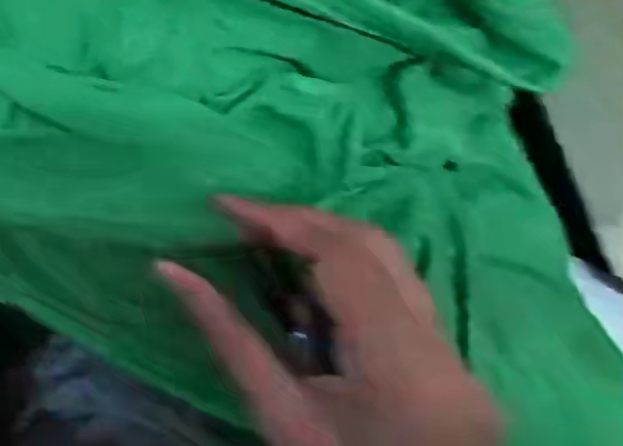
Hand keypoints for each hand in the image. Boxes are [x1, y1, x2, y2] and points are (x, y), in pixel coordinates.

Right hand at [157, 198, 501, 445]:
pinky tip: (302, 285)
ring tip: (265, 240)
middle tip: (242, 218)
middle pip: (372, 244)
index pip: (342, 255)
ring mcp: (455, 359)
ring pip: (388, 261)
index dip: (279, 218)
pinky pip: (392, 289)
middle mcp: (443, 350)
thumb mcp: (279, 416)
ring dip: (322, 239)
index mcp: (404, 363)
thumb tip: (167, 268)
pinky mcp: (450, 368)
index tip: (221, 206)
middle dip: (300, 219)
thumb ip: (227, 334)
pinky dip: (342, 269)